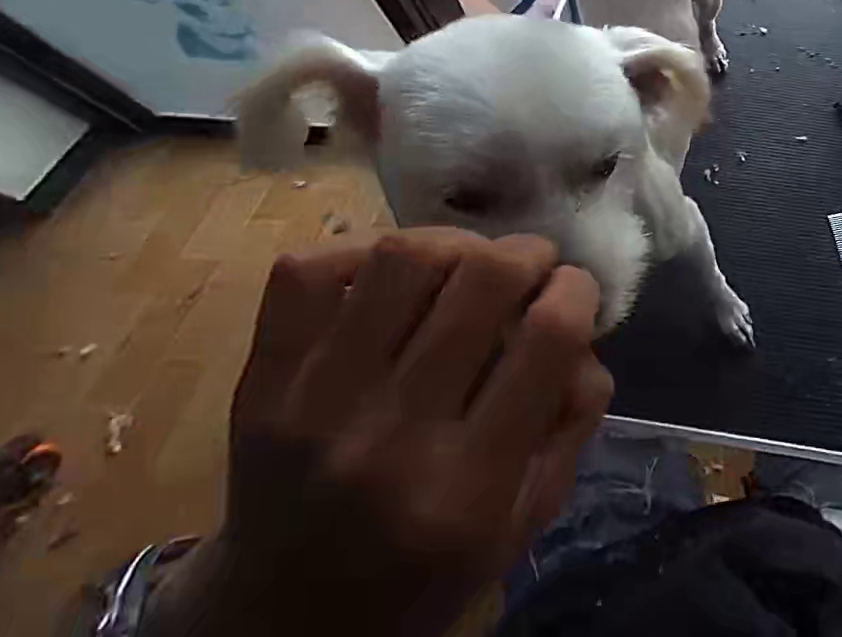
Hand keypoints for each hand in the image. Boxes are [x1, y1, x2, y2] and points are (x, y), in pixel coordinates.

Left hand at [189, 229, 611, 635]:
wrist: (285, 620)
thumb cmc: (426, 573)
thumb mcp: (526, 520)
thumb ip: (571, 421)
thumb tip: (581, 328)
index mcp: (470, 486)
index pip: (548, 336)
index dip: (578, 290)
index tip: (576, 289)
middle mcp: (392, 438)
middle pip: (483, 279)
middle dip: (527, 253)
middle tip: (531, 264)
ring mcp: (314, 403)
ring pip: (402, 258)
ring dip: (454, 242)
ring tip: (466, 262)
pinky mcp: (260, 382)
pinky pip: (306, 271)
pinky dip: (358, 251)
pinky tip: (390, 278)